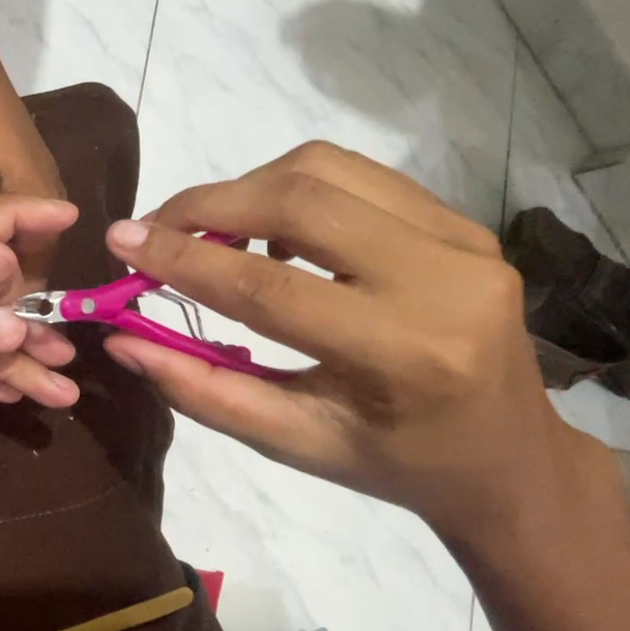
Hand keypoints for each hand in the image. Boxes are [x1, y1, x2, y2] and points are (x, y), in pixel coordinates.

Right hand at [98, 142, 612, 545]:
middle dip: (206, 205)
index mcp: (406, 354)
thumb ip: (200, 389)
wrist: (510, 454)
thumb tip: (120, 338)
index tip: (119, 241)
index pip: (270, 287)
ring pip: (323, 170)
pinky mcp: (461, 220)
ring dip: (244, 188)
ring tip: (208, 231)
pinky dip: (287, 188)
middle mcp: (446, 280)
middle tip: (152, 230)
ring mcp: (463, 239)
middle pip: (299, 200)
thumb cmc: (391, 461)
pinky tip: (267, 229)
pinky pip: (352, 175)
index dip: (184, 259)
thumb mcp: (290, 442)